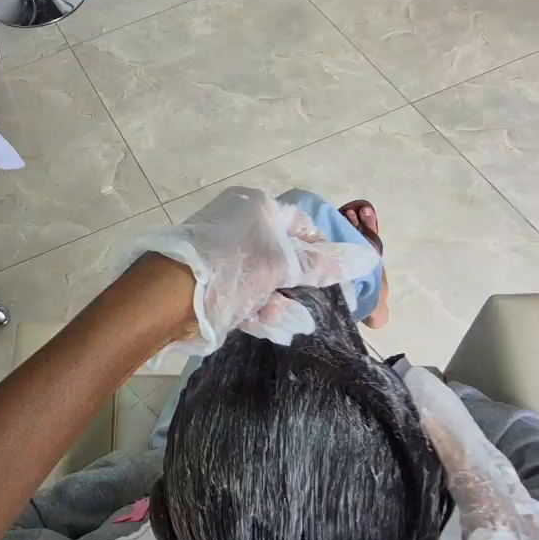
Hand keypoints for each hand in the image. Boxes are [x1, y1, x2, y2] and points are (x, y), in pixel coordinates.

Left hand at [125, 186, 379, 354]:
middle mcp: (238, 228)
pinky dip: (263, 315)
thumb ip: (324, 264)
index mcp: (255, 208)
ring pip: (264, 281)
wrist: (171, 296)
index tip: (341, 273)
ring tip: (302, 326)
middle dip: (304, 282)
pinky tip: (281, 331)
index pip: (300, 222)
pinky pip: (245, 299)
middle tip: (329, 306)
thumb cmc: (234, 266)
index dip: (323, 246)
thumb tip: (368, 259)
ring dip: (284, 304)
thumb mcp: (284, 264)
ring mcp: (223, 259)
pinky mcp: (211, 287)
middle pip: (282, 255)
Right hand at [402, 367, 538, 539]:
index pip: (484, 479)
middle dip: (454, 418)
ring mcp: (526, 537)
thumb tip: (494, 537)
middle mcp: (533, 534)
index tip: (418, 396)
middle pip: (490, 463)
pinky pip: (484, 485)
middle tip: (414, 378)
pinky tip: (441, 443)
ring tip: (423, 395)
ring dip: (458, 429)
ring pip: (490, 470)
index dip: (451, 436)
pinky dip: (460, 454)